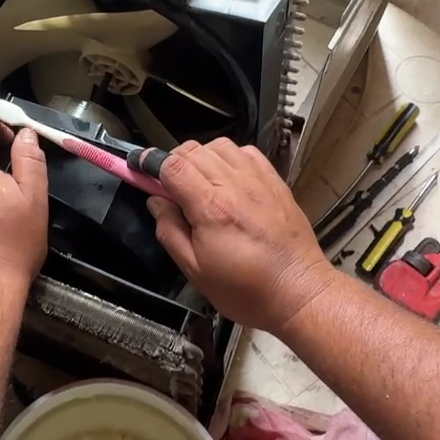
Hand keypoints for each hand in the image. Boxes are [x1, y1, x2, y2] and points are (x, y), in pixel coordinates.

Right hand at [146, 138, 337, 331]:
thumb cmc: (248, 290)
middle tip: (169, 185)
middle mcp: (235, 186)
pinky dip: (230, 157)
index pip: (173, 166)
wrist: (298, 293)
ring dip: (201, 157)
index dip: (151, 163)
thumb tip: (156, 203)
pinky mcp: (275, 182)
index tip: (140, 168)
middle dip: (173, 162)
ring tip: (199, 181)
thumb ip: (170, 232)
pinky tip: (227, 177)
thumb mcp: (195, 271)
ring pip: (219, 146)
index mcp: (211, 209)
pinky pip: (246, 152)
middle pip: (193, 150)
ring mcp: (258, 181)